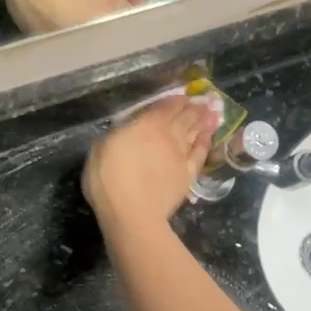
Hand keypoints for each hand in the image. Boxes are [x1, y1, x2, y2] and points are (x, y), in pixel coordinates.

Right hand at [82, 95, 219, 230]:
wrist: (133, 214)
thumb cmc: (110, 182)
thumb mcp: (99, 152)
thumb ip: (114, 137)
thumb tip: (122, 133)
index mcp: (147, 125)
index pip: (166, 106)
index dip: (175, 100)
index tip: (182, 96)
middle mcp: (168, 135)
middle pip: (185, 117)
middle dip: (193, 108)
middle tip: (203, 102)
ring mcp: (181, 155)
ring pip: (196, 132)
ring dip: (204, 121)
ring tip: (212, 113)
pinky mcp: (188, 175)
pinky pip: (200, 154)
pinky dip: (205, 143)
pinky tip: (208, 137)